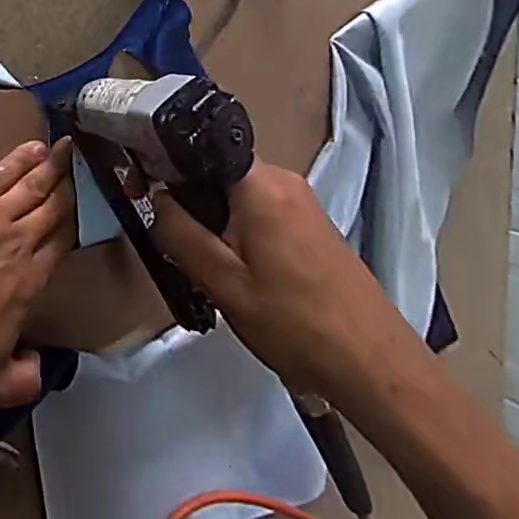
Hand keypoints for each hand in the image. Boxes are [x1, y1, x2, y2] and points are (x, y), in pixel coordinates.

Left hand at [0, 139, 75, 408]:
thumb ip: (26, 378)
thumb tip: (42, 365)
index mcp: (29, 281)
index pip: (63, 244)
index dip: (79, 225)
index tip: (93, 210)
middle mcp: (19, 243)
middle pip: (55, 208)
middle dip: (74, 186)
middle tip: (89, 165)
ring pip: (32, 185)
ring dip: (53, 165)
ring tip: (69, 147)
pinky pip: (0, 174)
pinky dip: (19, 159)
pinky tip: (34, 148)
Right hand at [150, 159, 422, 404]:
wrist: (376, 368)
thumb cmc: (295, 323)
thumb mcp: (222, 282)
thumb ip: (180, 232)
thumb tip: (158, 198)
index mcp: (261, 183)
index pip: (199, 150)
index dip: (166, 167)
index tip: (143, 193)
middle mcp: (284, 180)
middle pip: (217, 174)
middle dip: (191, 204)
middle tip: (178, 247)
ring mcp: (302, 203)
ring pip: (237, 197)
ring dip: (215, 224)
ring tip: (210, 270)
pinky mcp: (312, 226)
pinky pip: (260, 214)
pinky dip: (240, 235)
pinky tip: (241, 276)